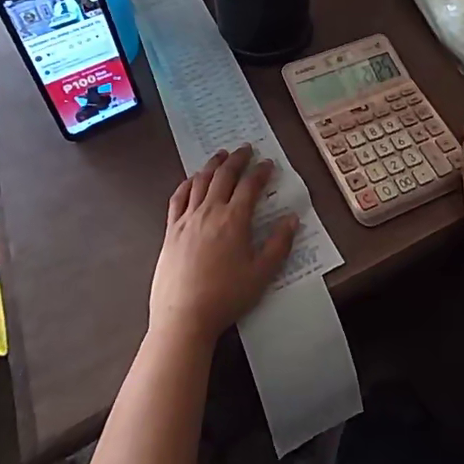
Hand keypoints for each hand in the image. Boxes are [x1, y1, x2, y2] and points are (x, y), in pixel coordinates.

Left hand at [149, 145, 295, 347]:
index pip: (250, 187)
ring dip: (212, 165)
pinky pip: (178, 198)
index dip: (261, 172)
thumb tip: (292, 219)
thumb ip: (278, 245)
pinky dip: (186, 183)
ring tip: (220, 155)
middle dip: (237, 159)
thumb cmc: (226, 297)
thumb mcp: (261, 274)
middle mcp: (210, 212)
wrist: (184, 315)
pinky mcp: (171, 230)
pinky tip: (191, 179)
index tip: (268, 164)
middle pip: (224, 176)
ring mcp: (187, 219)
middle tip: (245, 149)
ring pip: (200, 182)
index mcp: (234, 220)